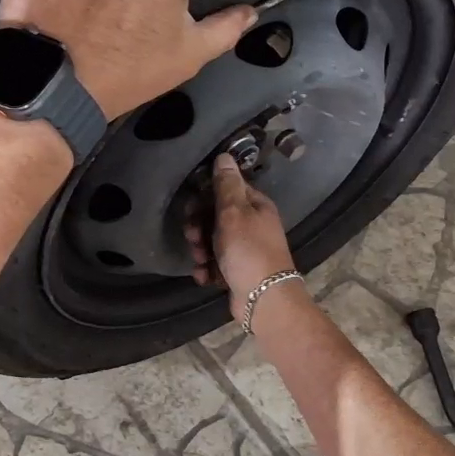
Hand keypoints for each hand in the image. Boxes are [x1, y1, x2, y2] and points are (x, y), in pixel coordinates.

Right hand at [187, 153, 297, 323]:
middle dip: (199, 227)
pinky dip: (207, 269)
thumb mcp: (234, 213)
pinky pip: (216, 263)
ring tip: (200, 260)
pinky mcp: (238, 270)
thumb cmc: (248, 251)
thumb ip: (226, 185)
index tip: (191, 208)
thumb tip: (225, 155)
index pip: (227, 190)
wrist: (263, 299)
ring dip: (201, 250)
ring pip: (213, 241)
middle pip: (216, 216)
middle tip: (193, 237)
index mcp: (256, 206)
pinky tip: (204, 276)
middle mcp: (252, 224)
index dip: (205, 197)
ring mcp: (245, 249)